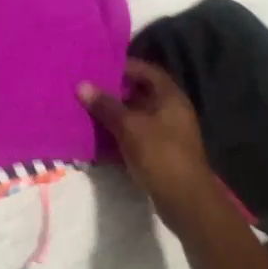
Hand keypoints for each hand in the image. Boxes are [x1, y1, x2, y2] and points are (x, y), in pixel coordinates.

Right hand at [79, 59, 218, 224]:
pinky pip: (137, 136)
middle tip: (88, 89)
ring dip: (115, 115)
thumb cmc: (160, 155)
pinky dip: (120, 135)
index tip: (98, 67)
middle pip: (140, 93)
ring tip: (88, 111)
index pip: (146, 70)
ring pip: (137, 116)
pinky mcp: (161, 153)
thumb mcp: (130, 127)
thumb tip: (82, 85)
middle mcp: (171, 110)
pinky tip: (100, 138)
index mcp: (170, 97)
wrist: (185, 201)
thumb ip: (106, 105)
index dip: (123, 66)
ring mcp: (167, 133)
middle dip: (114, 92)